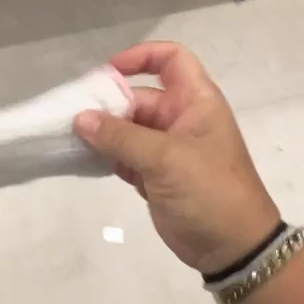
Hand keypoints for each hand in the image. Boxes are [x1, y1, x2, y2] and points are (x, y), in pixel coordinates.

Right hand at [76, 42, 280, 274]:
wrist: (232, 247)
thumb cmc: (209, 190)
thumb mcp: (166, 158)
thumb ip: (121, 136)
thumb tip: (81, 118)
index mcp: (195, 101)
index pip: (171, 59)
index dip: (141, 56)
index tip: (109, 71)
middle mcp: (180, 118)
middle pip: (138, 96)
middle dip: (108, 103)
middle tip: (75, 115)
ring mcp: (166, 148)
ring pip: (126, 127)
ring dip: (102, 131)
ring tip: (71, 136)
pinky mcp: (153, 174)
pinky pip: (123, 154)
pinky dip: (104, 154)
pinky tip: (82, 157)